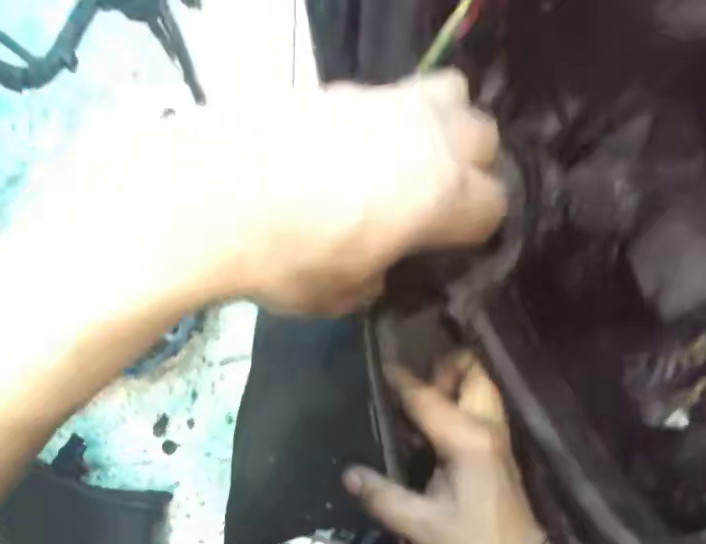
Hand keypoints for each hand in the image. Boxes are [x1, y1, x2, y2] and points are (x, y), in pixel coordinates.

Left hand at [183, 71, 506, 313]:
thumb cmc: (286, 262)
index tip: (452, 246)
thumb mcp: (339, 297)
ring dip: (443, 127)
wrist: (211, 198)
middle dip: (473, 170)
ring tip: (407, 161)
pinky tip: (354, 151)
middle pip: (485, 138)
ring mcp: (386, 101)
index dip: (478, 230)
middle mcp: (427, 137)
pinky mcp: (344, 85)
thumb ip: (374, 283)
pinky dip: (391, 120)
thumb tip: (376, 275)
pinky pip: (392, 95)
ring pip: (450, 95)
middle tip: (437, 201)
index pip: (493, 205)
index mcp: (439, 197)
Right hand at [343, 353, 547, 543]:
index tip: (375, 364)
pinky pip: (480, 407)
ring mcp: (497, 436)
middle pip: (472, 372)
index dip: (398, 380)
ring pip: (481, 387)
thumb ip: (383, 497)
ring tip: (419, 403)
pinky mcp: (498, 450)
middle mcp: (487, 427)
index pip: (426, 397)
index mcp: (466, 440)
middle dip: (442, 369)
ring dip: (453, 383)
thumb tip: (349, 474)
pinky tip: (432, 426)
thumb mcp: (420, 527)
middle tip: (411, 388)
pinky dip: (459, 402)